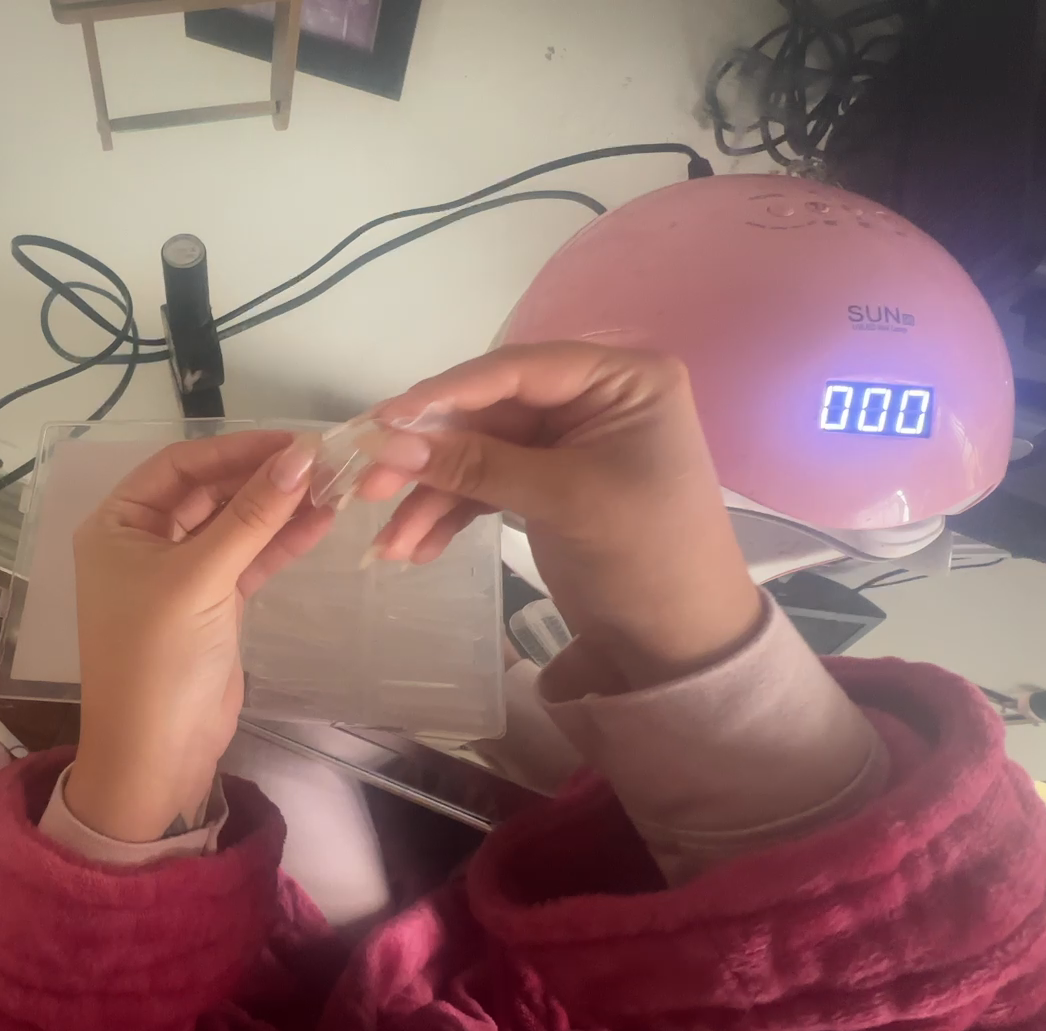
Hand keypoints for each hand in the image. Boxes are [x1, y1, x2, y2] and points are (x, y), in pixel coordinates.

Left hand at [66, 430, 331, 842]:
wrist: (158, 752)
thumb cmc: (158, 656)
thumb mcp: (200, 578)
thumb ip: (251, 515)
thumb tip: (300, 456)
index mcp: (119, 524)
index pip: (179, 466)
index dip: (234, 448)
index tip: (291, 441)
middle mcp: (147, 540)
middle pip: (211, 491)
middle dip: (262, 477)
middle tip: (322, 461)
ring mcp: (183, 572)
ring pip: (235, 525)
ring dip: (279, 508)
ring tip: (333, 486)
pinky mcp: (214, 600)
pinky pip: (249, 558)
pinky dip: (281, 543)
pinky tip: (321, 522)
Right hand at [352, 343, 760, 689]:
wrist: (677, 644)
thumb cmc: (645, 556)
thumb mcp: (561, 500)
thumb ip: (474, 465)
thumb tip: (387, 442)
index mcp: (619, 380)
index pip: (516, 370)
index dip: (443, 394)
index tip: (381, 421)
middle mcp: (587, 401)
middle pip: (484, 416)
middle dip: (428, 458)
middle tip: (367, 486)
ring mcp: (559, 444)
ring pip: (474, 456)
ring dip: (429, 498)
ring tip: (388, 545)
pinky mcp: (540, 484)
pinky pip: (481, 488)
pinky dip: (448, 517)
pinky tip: (416, 549)